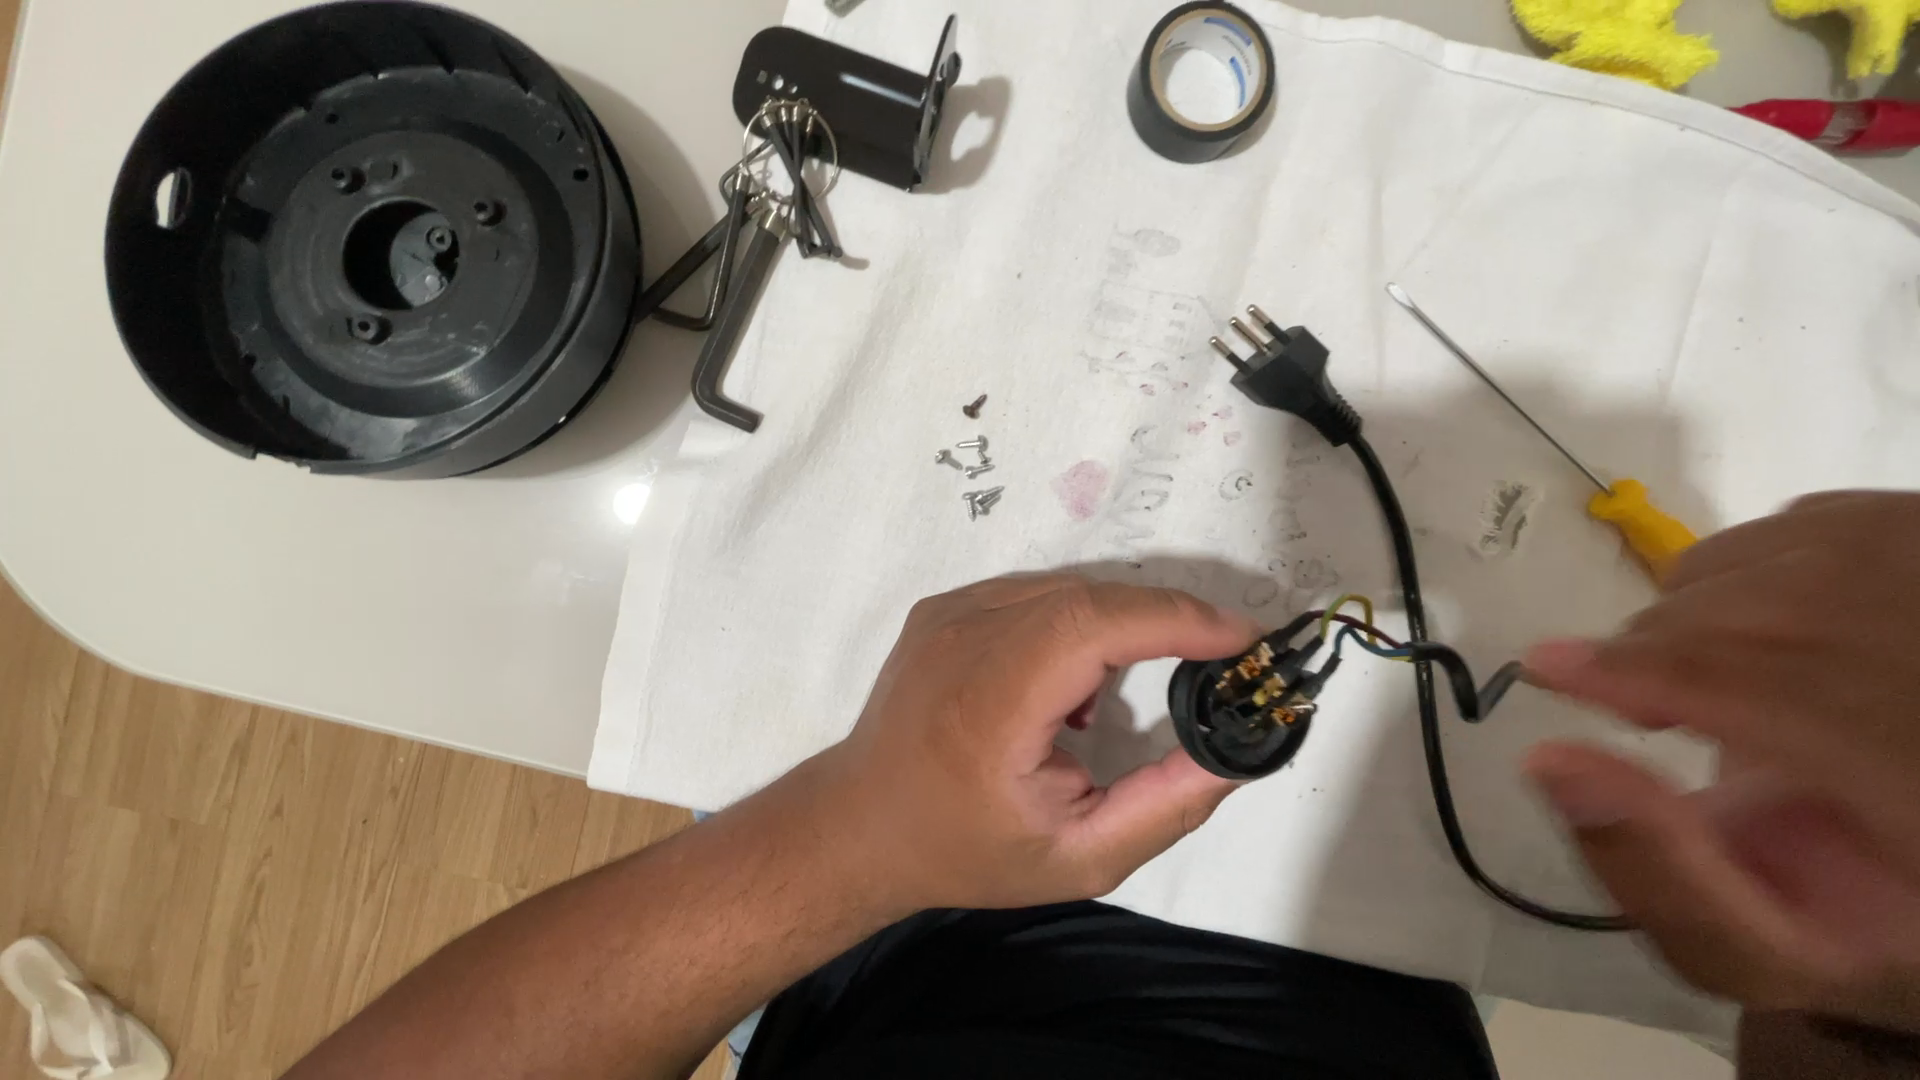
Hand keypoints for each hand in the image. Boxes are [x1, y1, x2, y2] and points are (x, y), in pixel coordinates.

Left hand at [813, 575, 1258, 913]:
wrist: (862, 824)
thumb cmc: (966, 850)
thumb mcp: (1078, 858)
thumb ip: (1164, 806)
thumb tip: (1231, 753)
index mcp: (991, 702)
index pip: (1093, 626)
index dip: (1175, 617)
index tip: (1241, 638)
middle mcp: (963, 638)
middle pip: (1086, 598)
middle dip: (1164, 618)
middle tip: (1215, 658)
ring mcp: (947, 613)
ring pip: (1062, 589)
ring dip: (1118, 623)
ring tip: (1127, 690)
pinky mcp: (942, 608)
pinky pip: (1030, 595)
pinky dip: (1073, 622)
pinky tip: (1068, 684)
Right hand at [1523, 491, 1919, 1030]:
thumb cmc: (1857, 927)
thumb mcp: (1763, 953)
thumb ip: (1655, 874)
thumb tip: (1547, 759)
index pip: (1790, 701)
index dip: (1648, 674)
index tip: (1542, 668)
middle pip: (1786, 612)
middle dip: (1662, 643)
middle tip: (1620, 690)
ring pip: (1797, 553)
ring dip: (1692, 601)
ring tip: (1678, 662)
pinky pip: (1825, 520)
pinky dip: (1741, 559)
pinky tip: (1737, 618)